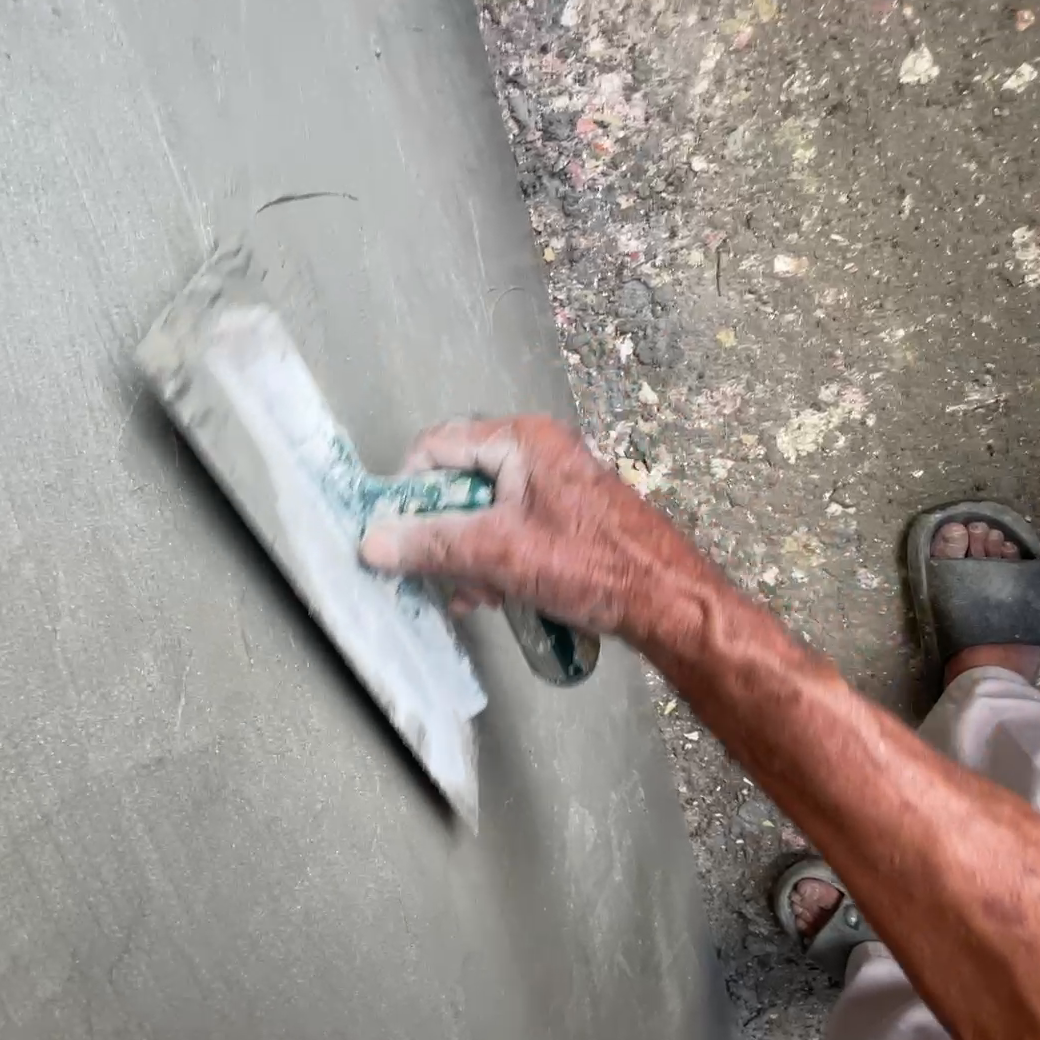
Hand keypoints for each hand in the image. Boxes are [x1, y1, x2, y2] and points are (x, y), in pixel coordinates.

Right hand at [358, 416, 702, 638]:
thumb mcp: (500, 553)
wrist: (667, 599)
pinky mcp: (562, 514)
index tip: (395, 531)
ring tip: (474, 593)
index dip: (408, 488)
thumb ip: (432, 545)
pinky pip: (509, 527)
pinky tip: (493, 594)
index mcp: (521, 440)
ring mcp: (551, 484)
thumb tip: (373, 543)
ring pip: (482, 511)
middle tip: (438, 573)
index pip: (437, 445)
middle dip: (442, 533)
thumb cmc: (592, 565)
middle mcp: (536, 451)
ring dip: (467, 554)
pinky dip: (493, 558)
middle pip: (459, 482)